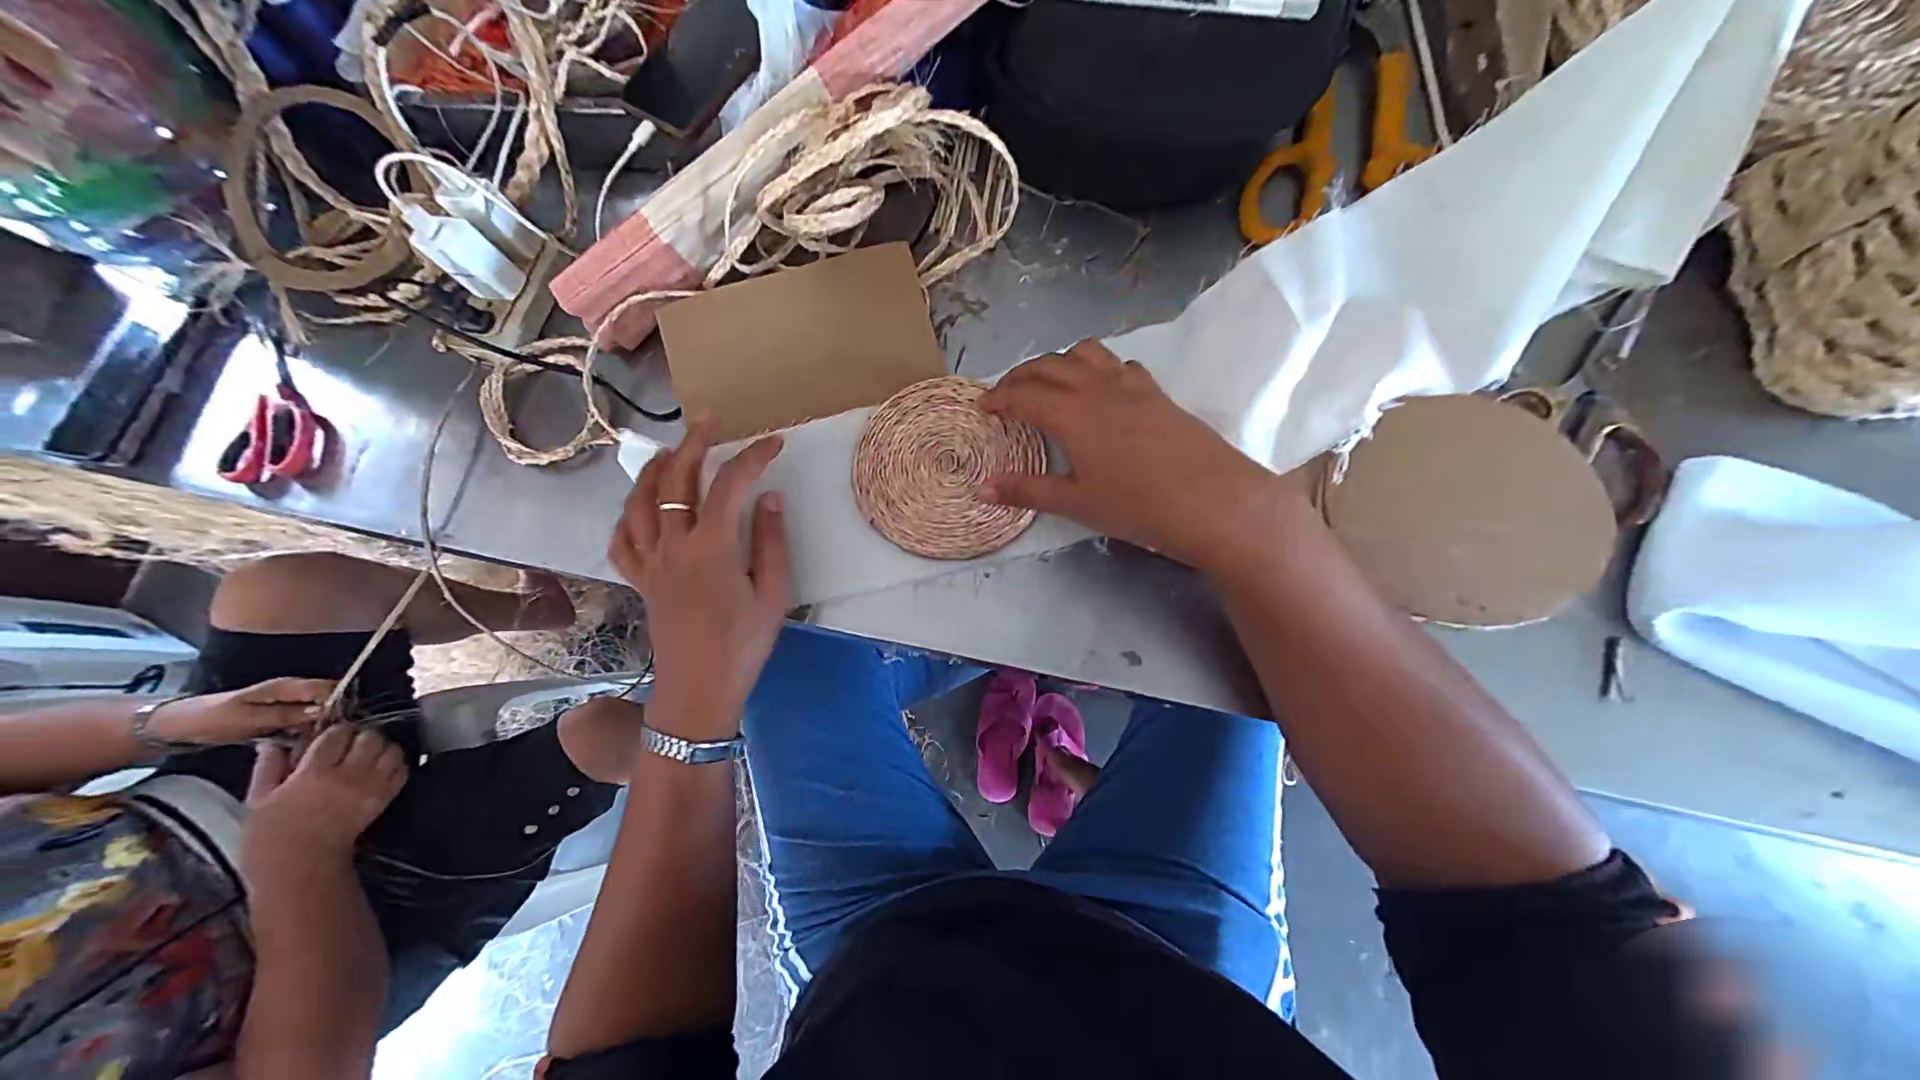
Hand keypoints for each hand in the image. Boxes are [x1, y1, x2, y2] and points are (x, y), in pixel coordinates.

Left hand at [146, 678, 332, 746]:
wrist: (177, 726)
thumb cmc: (211, 719)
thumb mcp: (247, 718)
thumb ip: (286, 714)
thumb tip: (324, 711)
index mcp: (288, 686)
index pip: (330, 688)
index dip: (341, 703)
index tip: (341, 726)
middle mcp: (294, 692)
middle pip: (329, 699)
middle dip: (335, 717)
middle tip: (332, 740)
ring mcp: (289, 703)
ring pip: (320, 711)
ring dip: (323, 727)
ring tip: (321, 747)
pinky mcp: (283, 716)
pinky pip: (306, 721)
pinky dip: (310, 732)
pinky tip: (307, 746)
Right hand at [242, 725, 405, 861]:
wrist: (300, 867)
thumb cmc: (270, 837)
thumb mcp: (258, 800)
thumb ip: (269, 767)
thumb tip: (274, 743)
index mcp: (314, 773)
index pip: (337, 734)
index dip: (333, 732)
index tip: (327, 739)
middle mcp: (349, 775)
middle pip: (370, 736)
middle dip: (360, 736)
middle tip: (348, 747)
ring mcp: (373, 785)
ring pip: (391, 749)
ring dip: (381, 747)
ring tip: (366, 756)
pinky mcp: (386, 797)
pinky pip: (402, 769)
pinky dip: (395, 763)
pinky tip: (380, 768)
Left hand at [607, 418, 789, 741]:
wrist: (699, 689)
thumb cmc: (743, 644)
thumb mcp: (772, 594)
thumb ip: (770, 542)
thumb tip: (768, 497)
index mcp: (712, 548)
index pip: (730, 486)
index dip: (753, 457)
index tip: (774, 442)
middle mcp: (673, 546)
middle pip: (676, 480)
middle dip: (694, 443)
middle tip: (710, 421)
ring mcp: (650, 562)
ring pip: (640, 502)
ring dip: (655, 470)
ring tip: (670, 452)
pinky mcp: (639, 580)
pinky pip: (621, 540)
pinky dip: (627, 516)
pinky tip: (639, 507)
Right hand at [977, 340, 1314, 570]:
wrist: (1213, 501)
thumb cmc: (1138, 506)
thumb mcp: (1076, 503)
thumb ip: (1027, 491)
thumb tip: (982, 488)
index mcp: (1072, 413)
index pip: (1024, 394)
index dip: (998, 398)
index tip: (982, 406)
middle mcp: (1098, 388)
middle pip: (1049, 365)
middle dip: (1020, 375)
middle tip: (1004, 393)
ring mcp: (1131, 385)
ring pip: (1085, 353)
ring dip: (1058, 361)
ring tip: (1048, 383)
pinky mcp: (1157, 392)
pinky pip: (1118, 363)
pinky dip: (1097, 367)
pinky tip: (1101, 390)